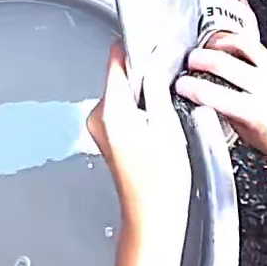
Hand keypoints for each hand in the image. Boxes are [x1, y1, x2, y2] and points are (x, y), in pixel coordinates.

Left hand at [89, 41, 191, 236]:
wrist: (152, 219)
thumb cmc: (161, 183)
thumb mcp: (167, 126)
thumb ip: (156, 87)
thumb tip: (155, 59)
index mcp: (111, 110)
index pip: (115, 59)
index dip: (136, 48)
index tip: (154, 45)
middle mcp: (98, 115)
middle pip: (119, 74)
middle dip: (143, 73)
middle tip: (168, 82)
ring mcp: (100, 126)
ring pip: (122, 91)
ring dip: (142, 92)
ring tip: (164, 110)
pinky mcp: (107, 135)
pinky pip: (122, 107)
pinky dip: (138, 107)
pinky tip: (156, 123)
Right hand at [174, 31, 266, 178]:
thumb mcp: (252, 139)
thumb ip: (229, 115)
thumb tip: (208, 100)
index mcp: (257, 113)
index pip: (214, 94)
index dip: (191, 87)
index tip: (180, 86)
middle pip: (222, 61)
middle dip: (198, 60)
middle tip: (187, 64)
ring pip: (238, 43)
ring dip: (216, 44)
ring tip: (204, 50)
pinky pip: (253, 46)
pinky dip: (235, 45)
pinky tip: (227, 50)